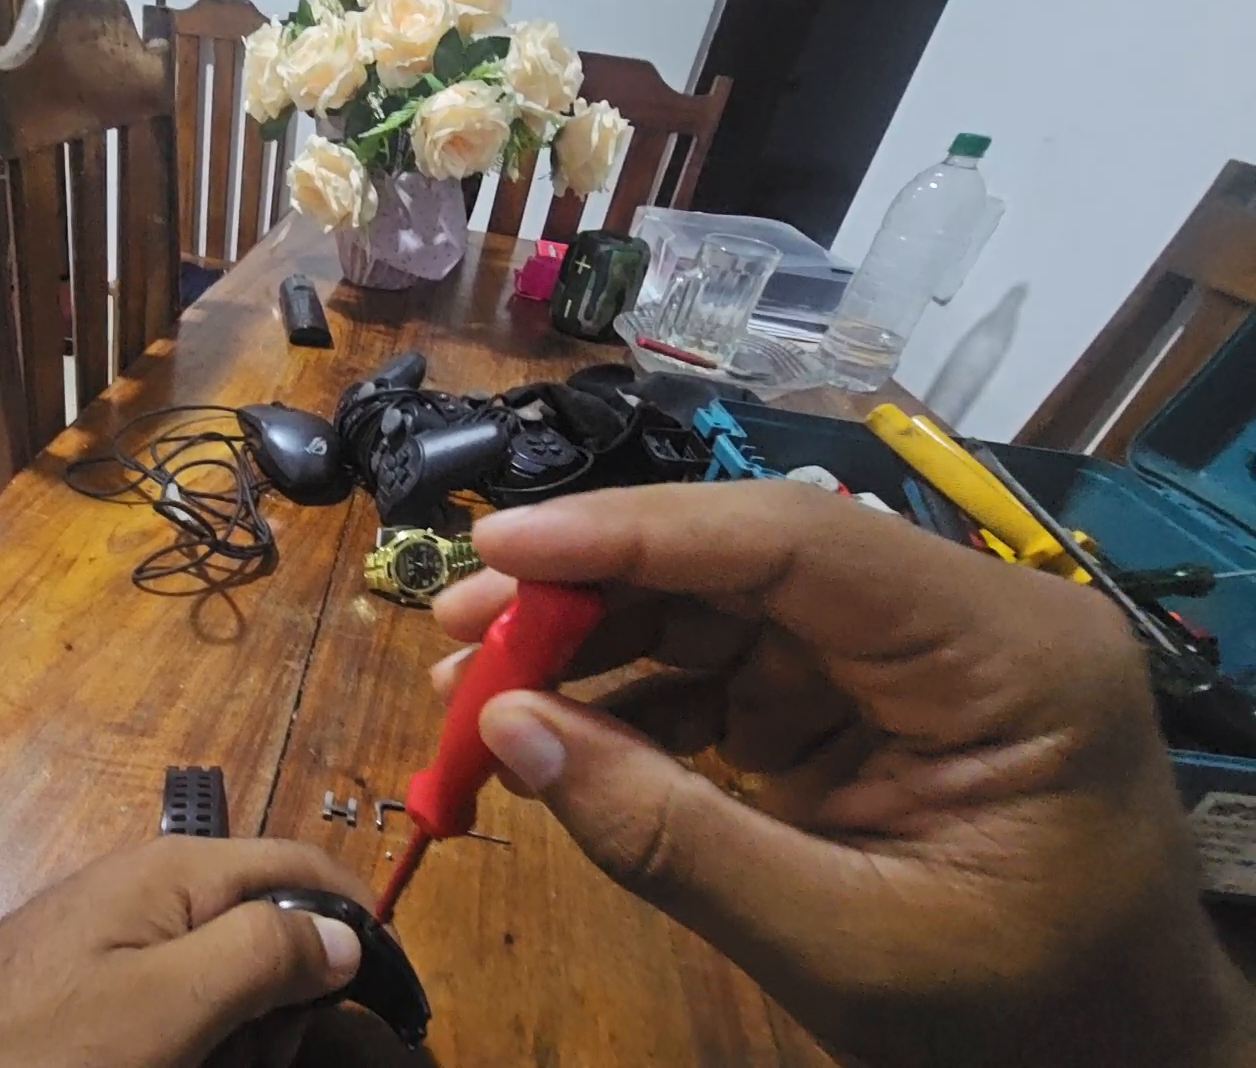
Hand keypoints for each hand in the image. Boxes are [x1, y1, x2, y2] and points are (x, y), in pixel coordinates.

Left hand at [0, 838, 370, 1066]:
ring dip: (248, 1021)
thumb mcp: (166, 1002)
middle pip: (270, 915)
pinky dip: (206, 1028)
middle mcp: (166, 883)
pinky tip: (188, 1059)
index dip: (354, 911)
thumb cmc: (42, 1040)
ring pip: (232, 961)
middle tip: (268, 1055)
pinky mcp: (110, 971)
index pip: (299, 863)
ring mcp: (134, 928)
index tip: (390, 983)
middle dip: (291, 988)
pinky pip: (187, 989)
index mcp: (186, 869)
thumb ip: (262, 953)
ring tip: (220, 1065)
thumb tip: (348, 933)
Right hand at [433, 482, 1255, 1067]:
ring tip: (470, 678)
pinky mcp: (802, 685)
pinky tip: (535, 728)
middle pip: (717, 557)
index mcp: (995, 651)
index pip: (789, 539)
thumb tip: (505, 728)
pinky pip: (680, 664)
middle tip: (460, 618)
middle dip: (577, 584)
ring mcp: (855, 648)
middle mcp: (923, 617)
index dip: (631, 531)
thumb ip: (663, 834)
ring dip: (571, 636)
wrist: (1086, 1063)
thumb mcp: (838, 945)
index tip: (500, 545)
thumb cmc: (1013, 1017)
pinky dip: (598, 694)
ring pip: (682, 601)